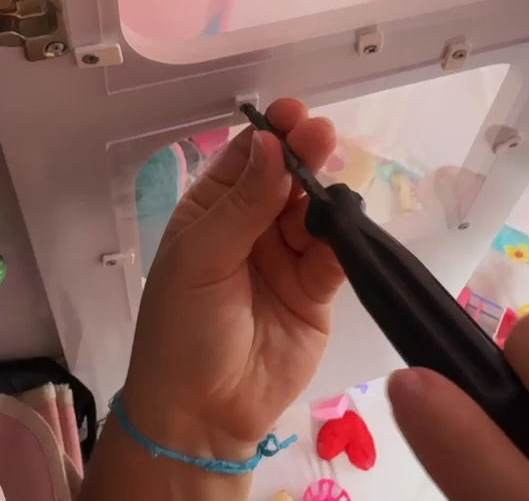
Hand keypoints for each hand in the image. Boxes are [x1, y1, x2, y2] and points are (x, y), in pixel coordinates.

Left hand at [118, 98, 343, 460]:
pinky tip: (345, 223)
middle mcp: (252, 223)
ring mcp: (286, 254)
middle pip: (286, 176)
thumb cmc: (182, 326)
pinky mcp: (316, 289)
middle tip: (320, 134)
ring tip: (333, 178)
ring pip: (314, 209)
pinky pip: (334, 254)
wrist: (202, 415)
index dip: (270, 133)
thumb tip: (269, 142)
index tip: (291, 114)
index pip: (247, 157)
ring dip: (325, 192)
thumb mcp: (202, 256)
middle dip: (303, 153)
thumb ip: (243, 203)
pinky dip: (342, 237)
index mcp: (214, 208)